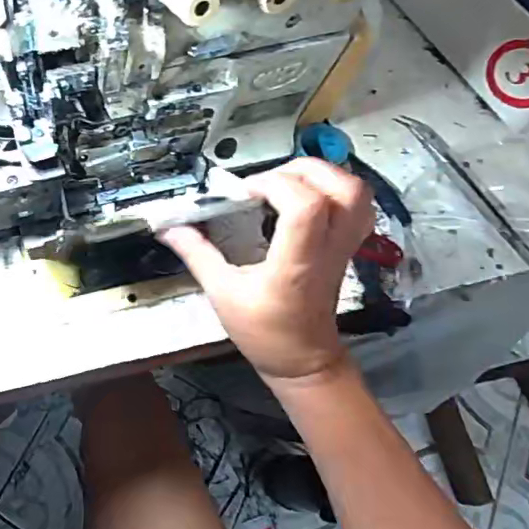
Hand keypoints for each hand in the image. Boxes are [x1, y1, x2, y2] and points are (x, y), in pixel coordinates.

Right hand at [158, 158, 373, 383]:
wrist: (303, 359)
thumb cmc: (266, 333)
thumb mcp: (222, 293)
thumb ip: (197, 254)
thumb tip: (171, 230)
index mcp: (296, 263)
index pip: (306, 207)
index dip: (275, 185)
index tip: (245, 192)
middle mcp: (327, 248)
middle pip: (339, 187)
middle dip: (298, 170)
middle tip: (266, 182)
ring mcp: (343, 245)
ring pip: (355, 190)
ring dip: (319, 173)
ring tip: (284, 182)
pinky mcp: (346, 244)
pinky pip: (357, 203)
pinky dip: (332, 186)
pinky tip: (304, 194)